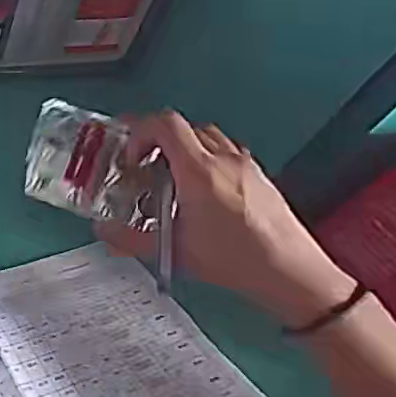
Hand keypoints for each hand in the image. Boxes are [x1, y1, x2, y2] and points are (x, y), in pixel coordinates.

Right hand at [97, 111, 357, 326]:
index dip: (140, 131)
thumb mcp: (173, 252)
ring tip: (172, 177)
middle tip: (145, 164)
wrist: (291, 272)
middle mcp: (223, 160)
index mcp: (199, 171)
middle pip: (184, 127)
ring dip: (183, 147)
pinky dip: (206, 158)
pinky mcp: (259, 175)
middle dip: (157, 141)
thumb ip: (130, 240)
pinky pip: (226, 151)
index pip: (165, 124)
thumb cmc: (237, 260)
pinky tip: (202, 190)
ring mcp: (245, 165)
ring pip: (207, 136)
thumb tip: (104, 232)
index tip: (132, 155)